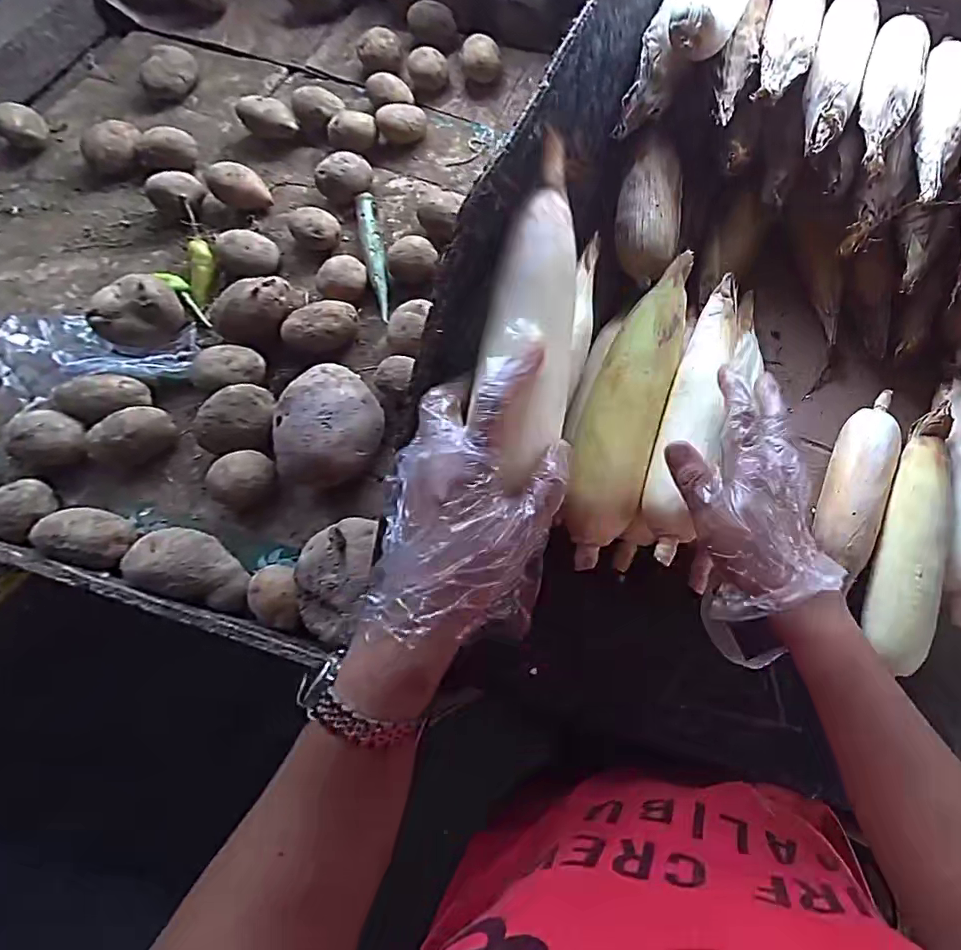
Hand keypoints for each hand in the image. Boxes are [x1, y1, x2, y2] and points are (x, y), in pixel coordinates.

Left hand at [357, 342, 569, 655]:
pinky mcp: (402, 494)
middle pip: (441, 400)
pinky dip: (444, 445)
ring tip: (483, 432)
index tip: (533, 345)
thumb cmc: (473, 571)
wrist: (414, 617)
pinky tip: (464, 473)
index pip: (494, 400)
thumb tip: (558, 450)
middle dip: (466, 387)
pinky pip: (424, 452)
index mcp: (467, 461)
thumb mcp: (524, 533)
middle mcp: (432, 457)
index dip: (516, 369)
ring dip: (454, 417)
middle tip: (492, 391)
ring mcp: (411, 475)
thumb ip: (546, 486)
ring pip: (428, 426)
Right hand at [664, 366, 845, 622]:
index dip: (734, 393)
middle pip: (773, 422)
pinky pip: (789, 455)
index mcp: (754, 465)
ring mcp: (789, 481)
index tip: (726, 372)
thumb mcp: (711, 518)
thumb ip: (695, 480)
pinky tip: (782, 449)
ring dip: (777, 415)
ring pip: (784, 437)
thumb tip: (676, 444)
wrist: (790, 585)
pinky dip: (783, 440)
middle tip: (763, 377)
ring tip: (772, 403)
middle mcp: (775, 466)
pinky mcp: (795, 497)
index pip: (743, 420)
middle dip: (766, 397)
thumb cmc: (748, 551)